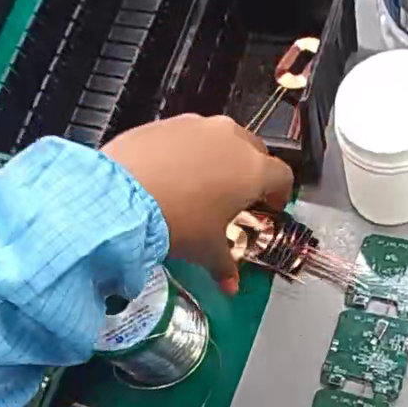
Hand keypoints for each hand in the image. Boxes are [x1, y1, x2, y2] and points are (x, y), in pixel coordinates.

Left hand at [102, 114, 294, 294]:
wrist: (124, 198)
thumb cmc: (178, 221)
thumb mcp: (207, 251)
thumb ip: (225, 266)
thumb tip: (230, 284)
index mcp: (252, 170)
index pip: (283, 176)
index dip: (280, 194)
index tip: (271, 206)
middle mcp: (231, 139)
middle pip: (255, 152)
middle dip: (251, 174)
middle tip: (238, 199)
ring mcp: (198, 125)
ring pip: (222, 140)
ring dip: (220, 160)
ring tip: (204, 188)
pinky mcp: (167, 122)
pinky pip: (189, 136)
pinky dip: (189, 153)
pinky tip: (174, 177)